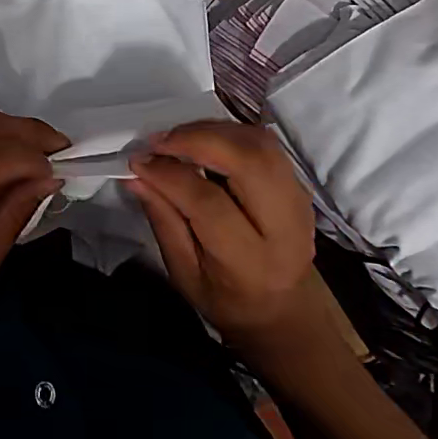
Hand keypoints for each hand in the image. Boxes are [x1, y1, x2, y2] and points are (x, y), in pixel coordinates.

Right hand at [125, 122, 322, 353]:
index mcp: (250, 261)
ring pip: (259, 143)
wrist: (285, 307)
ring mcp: (298, 199)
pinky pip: (265, 142)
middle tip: (160, 141)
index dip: (170, 174)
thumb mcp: (184, 274)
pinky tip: (203, 140)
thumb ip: (163, 221)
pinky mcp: (299, 183)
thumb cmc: (227, 298)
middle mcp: (284, 225)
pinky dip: (230, 132)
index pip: (209, 203)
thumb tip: (138, 175)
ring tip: (178, 138)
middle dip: (198, 139)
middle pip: (248, 161)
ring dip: (214, 130)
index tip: (139, 160)